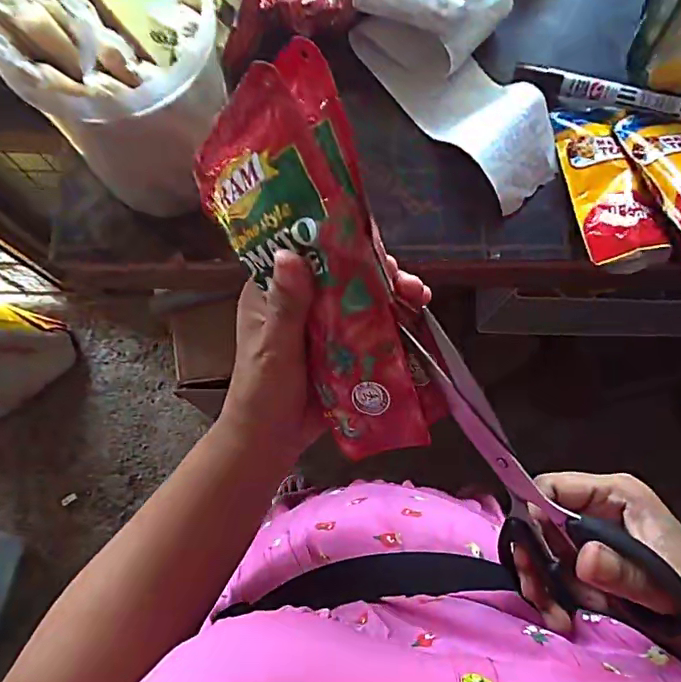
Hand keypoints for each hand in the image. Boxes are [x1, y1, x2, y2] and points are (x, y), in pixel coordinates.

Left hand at [216, 250, 430, 461]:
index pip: (305, 251)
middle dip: (376, 270)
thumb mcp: (274, 348)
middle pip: (342, 272)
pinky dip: (392, 322)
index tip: (367, 241)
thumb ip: (287, 306)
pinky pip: (369, 328)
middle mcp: (300, 301)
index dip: (337, 241)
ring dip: (391, 294)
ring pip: (360, 298)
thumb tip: (290, 254)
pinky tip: (416, 320)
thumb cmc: (261, 392)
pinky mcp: (342, 348)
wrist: (271, 440)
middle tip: (402, 278)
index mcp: (273, 292)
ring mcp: (323, 325)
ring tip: (419, 297)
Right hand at [516, 472, 680, 655]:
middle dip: (534, 561)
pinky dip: (551, 600)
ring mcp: (591, 540)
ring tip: (561, 617)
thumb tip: (582, 556)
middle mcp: (598, 511)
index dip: (532, 516)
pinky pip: (552, 577)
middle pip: (537, 521)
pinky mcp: (588, 569)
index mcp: (618, 496)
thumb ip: (625, 573)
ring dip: (543, 586)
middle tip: (540, 594)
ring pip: (540, 552)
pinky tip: (565, 621)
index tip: (533, 556)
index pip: (552, 487)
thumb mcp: (667, 590)